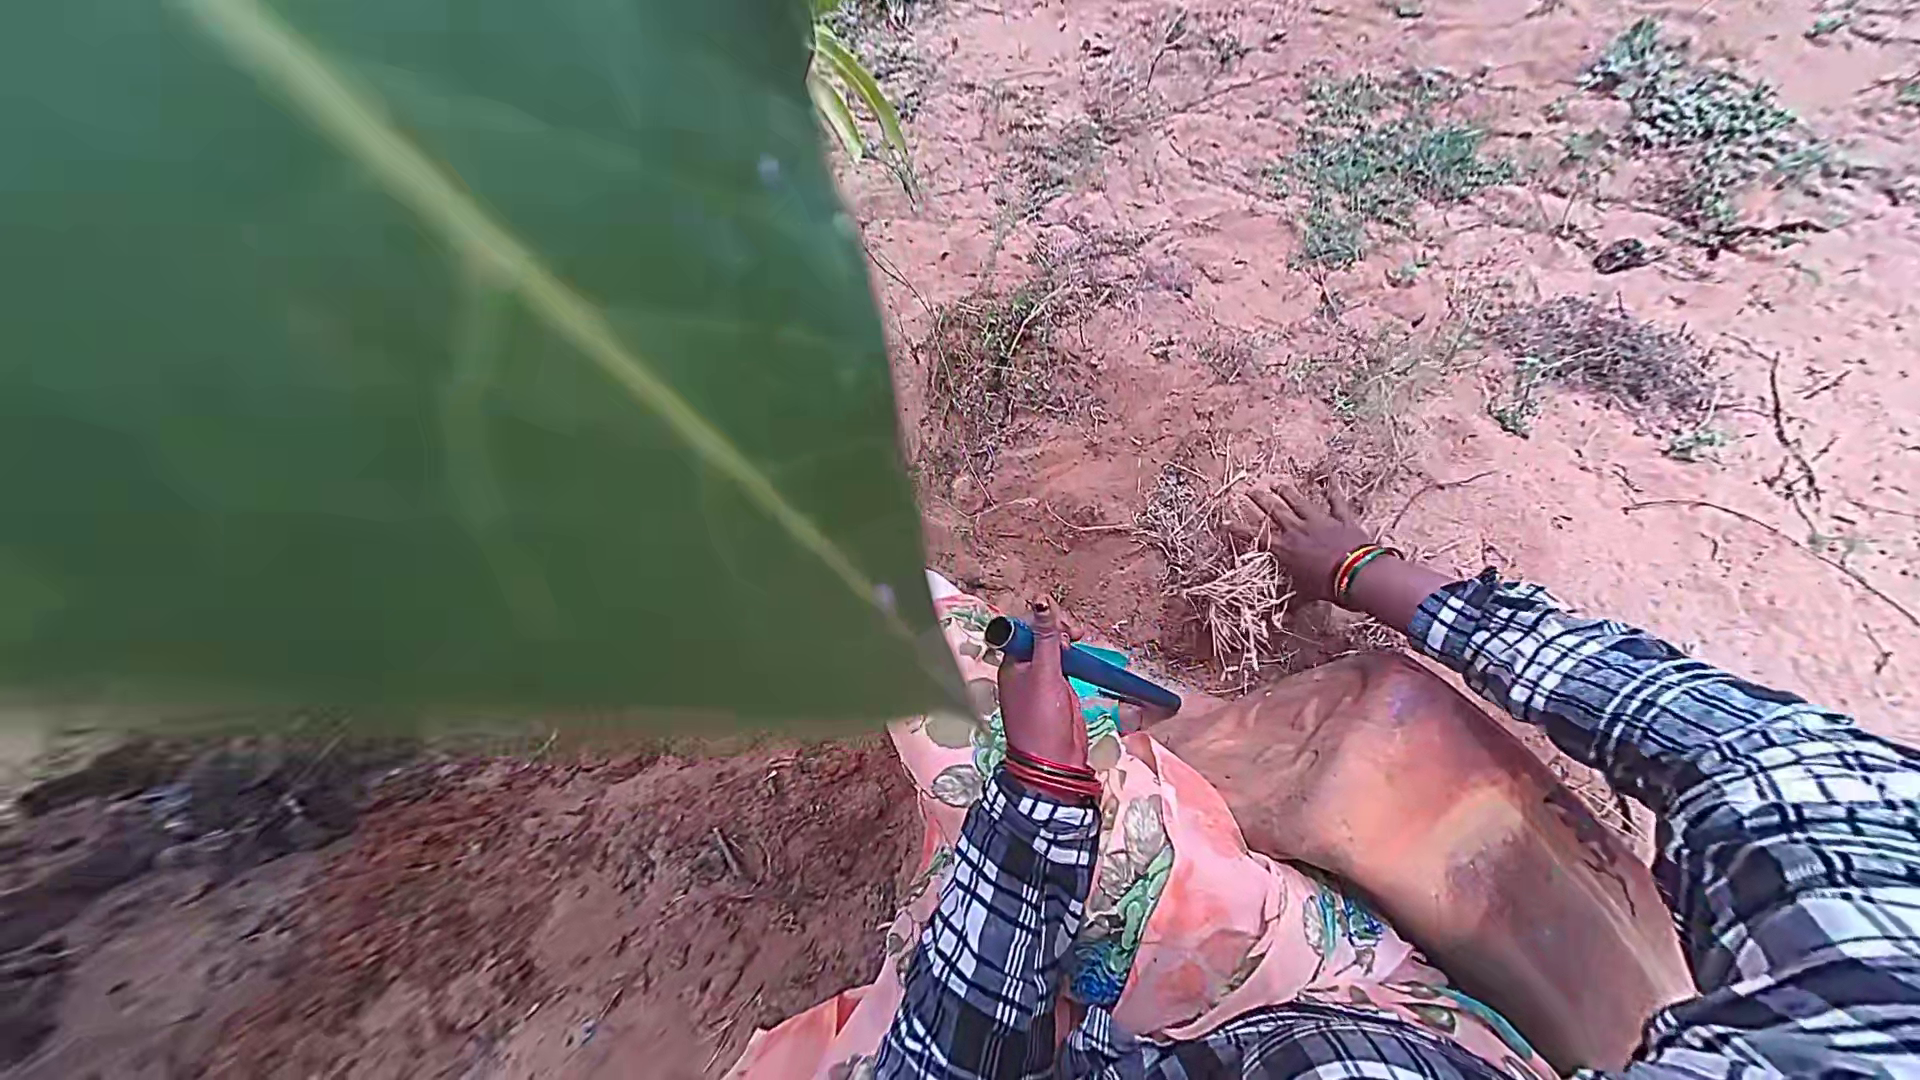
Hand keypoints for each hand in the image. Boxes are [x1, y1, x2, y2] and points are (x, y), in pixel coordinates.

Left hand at [996, 599, 1088, 768]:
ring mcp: (1041, 677)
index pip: (1024, 627)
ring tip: (1078, 640)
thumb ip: (1046, 636)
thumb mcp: (1045, 673)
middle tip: (1075, 633)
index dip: (1042, 619)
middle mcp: (1024, 667)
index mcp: (1012, 661)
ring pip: (1053, 646)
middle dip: (1057, 627)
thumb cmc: (1041, 719)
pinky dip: (1073, 655)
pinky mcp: (1058, 687)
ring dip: (1066, 639)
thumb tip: (1042, 600)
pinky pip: (1064, 662)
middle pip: (1039, 634)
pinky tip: (1081, 653)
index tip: (1062, 624)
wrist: (1053, 761)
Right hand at [1231, 484, 1375, 605]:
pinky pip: (1336, 503)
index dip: (1237, 530)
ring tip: (1277, 484)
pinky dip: (1333, 492)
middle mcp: (1297, 531)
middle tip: (1250, 490)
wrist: (1359, 575)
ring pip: (1298, 503)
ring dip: (1287, 493)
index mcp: (1284, 549)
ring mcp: (1319, 522)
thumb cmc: (1328, 587)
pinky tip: (1331, 481)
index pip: (1254, 537)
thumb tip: (1282, 623)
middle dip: (1260, 500)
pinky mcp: (1341, 519)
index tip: (1225, 522)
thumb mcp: (1306, 596)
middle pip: (1274, 511)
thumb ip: (1293, 604)